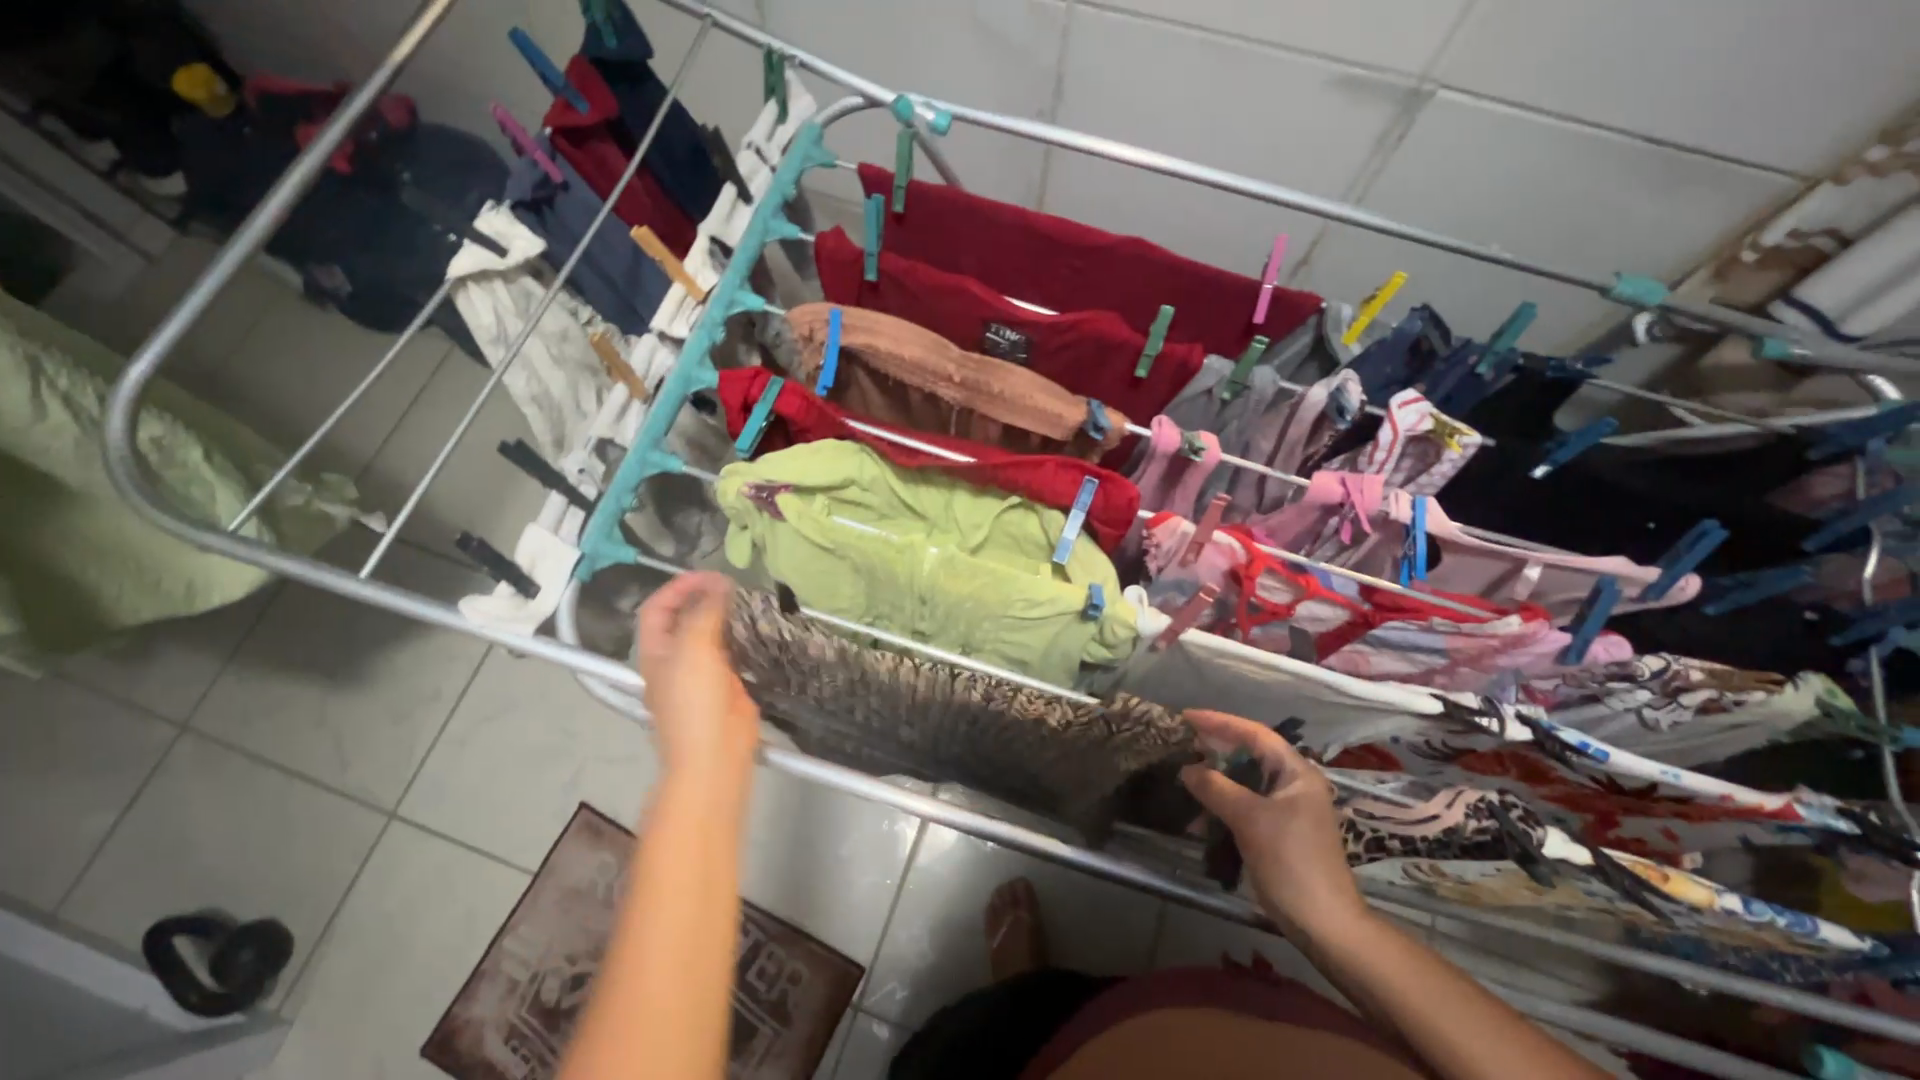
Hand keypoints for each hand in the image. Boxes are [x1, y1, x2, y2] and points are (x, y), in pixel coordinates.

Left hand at [636, 572, 760, 779]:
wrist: (715, 753)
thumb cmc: (694, 701)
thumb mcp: (693, 648)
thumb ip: (705, 612)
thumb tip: (719, 585)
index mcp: (656, 650)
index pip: (658, 607)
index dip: (679, 587)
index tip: (710, 576)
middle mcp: (675, 658)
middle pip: (685, 618)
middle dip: (705, 598)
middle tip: (733, 586)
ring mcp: (702, 672)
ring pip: (711, 634)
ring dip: (726, 616)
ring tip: (749, 602)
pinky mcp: (727, 684)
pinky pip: (734, 653)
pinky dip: (744, 637)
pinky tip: (760, 628)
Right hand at [1179, 710, 1368, 941]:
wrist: (1323, 922)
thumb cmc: (1292, 862)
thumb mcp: (1250, 820)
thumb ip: (1216, 788)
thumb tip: (1187, 768)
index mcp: (1297, 773)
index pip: (1256, 734)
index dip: (1220, 722)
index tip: (1186, 717)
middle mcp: (1294, 785)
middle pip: (1251, 755)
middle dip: (1216, 749)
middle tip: (1181, 744)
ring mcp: (1287, 811)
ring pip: (1245, 782)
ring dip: (1216, 779)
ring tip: (1184, 777)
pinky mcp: (1277, 833)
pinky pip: (1245, 807)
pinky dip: (1222, 805)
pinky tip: (1198, 815)